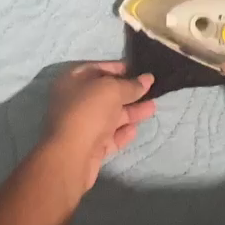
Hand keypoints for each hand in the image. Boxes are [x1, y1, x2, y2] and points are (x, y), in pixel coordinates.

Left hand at [38, 62, 155, 191]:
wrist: (72, 157)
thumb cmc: (88, 112)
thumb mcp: (112, 90)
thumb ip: (131, 85)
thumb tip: (147, 79)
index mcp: (72, 82)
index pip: (97, 69)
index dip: (117, 68)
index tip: (138, 69)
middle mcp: (74, 102)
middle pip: (105, 94)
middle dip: (128, 92)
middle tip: (151, 89)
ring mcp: (81, 126)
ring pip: (109, 116)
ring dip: (130, 112)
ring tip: (152, 108)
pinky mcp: (89, 147)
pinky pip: (109, 136)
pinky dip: (122, 132)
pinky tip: (136, 129)